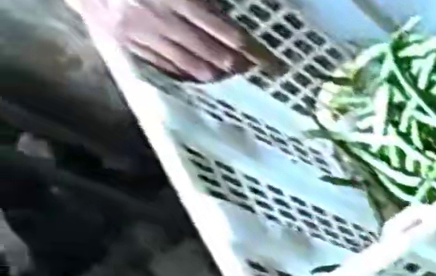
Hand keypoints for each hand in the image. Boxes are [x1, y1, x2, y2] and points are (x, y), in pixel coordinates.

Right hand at [68, 0, 259, 81]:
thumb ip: (206, 4)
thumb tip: (235, 26)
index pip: (234, 38)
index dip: (260, 55)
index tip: (277, 66)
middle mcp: (161, 19)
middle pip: (221, 60)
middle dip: (241, 66)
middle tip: (250, 66)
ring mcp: (140, 32)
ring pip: (200, 71)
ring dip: (220, 74)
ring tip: (225, 68)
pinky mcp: (124, 41)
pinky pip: (170, 69)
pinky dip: (190, 73)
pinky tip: (198, 68)